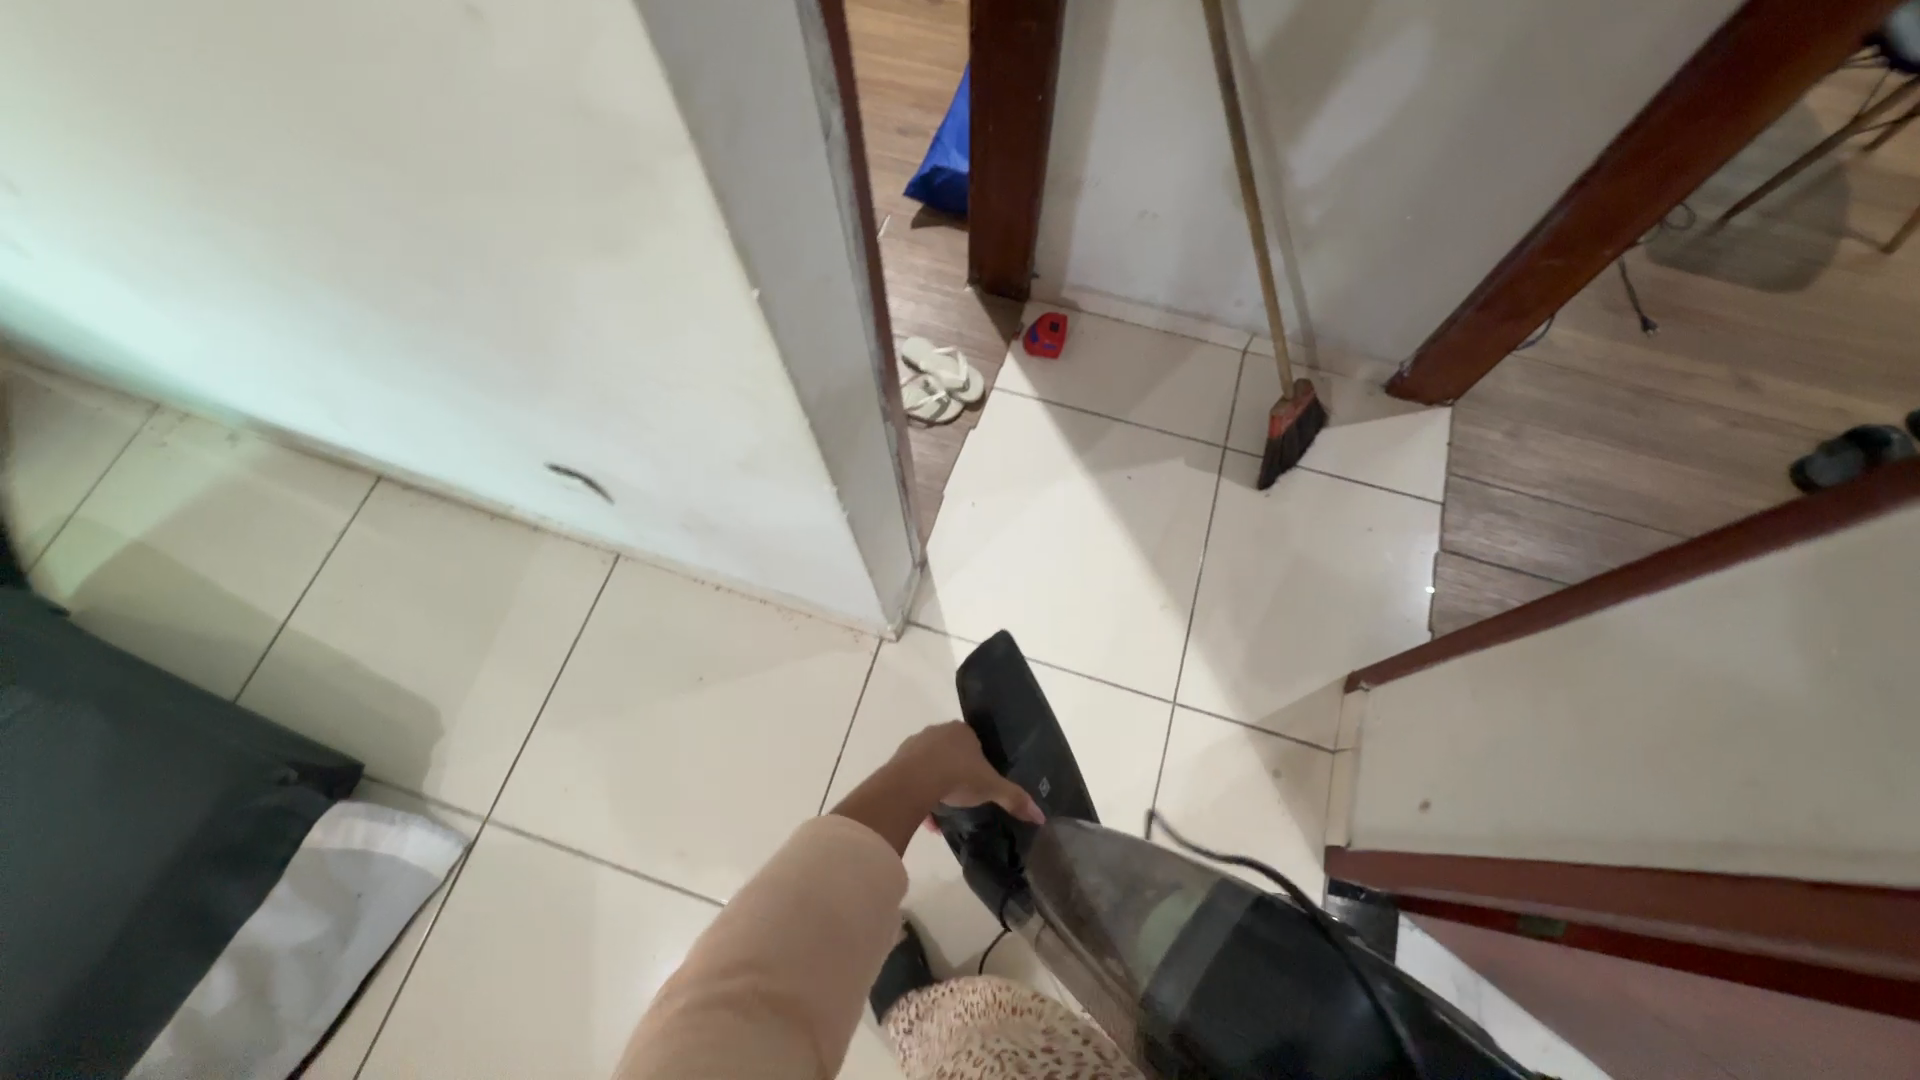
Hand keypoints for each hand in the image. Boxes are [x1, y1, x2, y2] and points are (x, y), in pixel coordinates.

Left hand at [894, 721, 1045, 824]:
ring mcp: (915, 744)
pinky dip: (919, 796)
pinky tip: (926, 819)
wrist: (915, 782)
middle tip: (961, 798)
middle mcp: (937, 731)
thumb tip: (1040, 816)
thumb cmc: (958, 777)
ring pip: (929, 766)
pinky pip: (912, 778)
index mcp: (961, 731)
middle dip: (955, 775)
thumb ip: (1015, 799)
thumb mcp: (992, 788)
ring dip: (935, 787)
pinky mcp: (897, 760)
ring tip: (941, 814)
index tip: (979, 783)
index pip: (974, 743)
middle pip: (950, 753)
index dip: (977, 763)